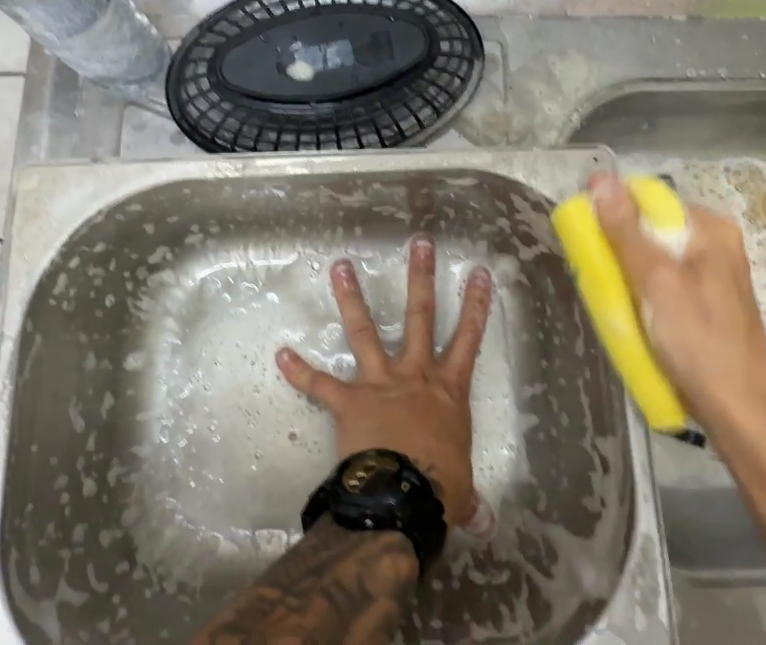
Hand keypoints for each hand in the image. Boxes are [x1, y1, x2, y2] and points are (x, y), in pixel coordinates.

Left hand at [276, 235, 492, 524]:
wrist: (401, 497)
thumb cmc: (438, 488)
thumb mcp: (460, 491)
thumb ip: (470, 499)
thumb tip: (485, 523)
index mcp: (448, 390)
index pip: (469, 339)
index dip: (477, 306)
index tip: (480, 272)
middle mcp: (415, 375)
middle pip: (421, 316)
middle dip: (420, 277)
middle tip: (419, 242)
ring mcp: (379, 383)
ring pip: (365, 332)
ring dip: (352, 298)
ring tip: (340, 265)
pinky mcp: (348, 401)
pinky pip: (320, 385)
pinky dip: (299, 371)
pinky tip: (280, 354)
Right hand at [589, 173, 765, 420]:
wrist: (740, 411)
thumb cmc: (699, 341)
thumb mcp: (655, 281)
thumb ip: (626, 231)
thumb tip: (600, 179)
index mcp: (711, 229)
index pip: (650, 199)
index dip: (612, 212)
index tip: (585, 236)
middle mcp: (716, 245)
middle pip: (651, 230)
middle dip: (618, 248)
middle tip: (596, 274)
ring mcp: (713, 277)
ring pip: (654, 260)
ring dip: (627, 275)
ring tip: (610, 299)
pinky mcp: (707, 305)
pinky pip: (664, 285)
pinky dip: (643, 295)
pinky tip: (632, 316)